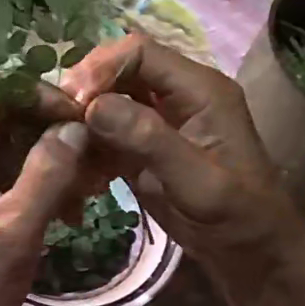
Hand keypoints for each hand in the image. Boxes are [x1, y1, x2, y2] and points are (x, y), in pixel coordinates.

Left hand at [0, 90, 88, 305]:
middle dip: (57, 130)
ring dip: (62, 158)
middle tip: (97, 149)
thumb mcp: (18, 221)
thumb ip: (48, 169)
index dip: (38, 96)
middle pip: (14, 115)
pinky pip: (28, 168)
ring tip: (93, 185)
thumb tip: (77, 124)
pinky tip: (79, 206)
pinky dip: (55, 179)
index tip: (80, 113)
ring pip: (26, 141)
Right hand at [59, 35, 304, 291]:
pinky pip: (101, 128)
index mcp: (199, 89)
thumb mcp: (197, 182)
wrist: (249, 253)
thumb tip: (93, 105)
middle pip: (117, 69)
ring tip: (59, 142)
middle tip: (56, 118)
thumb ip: (149, 139)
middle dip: (84, 90)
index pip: (139, 52)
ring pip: (104, 97)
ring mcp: (155, 119)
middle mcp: (175, 94)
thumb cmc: (237, 216)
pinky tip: (75, 164)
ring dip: (79, 117)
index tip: (73, 101)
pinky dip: (83, 142)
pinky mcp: (137, 144)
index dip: (101, 68)